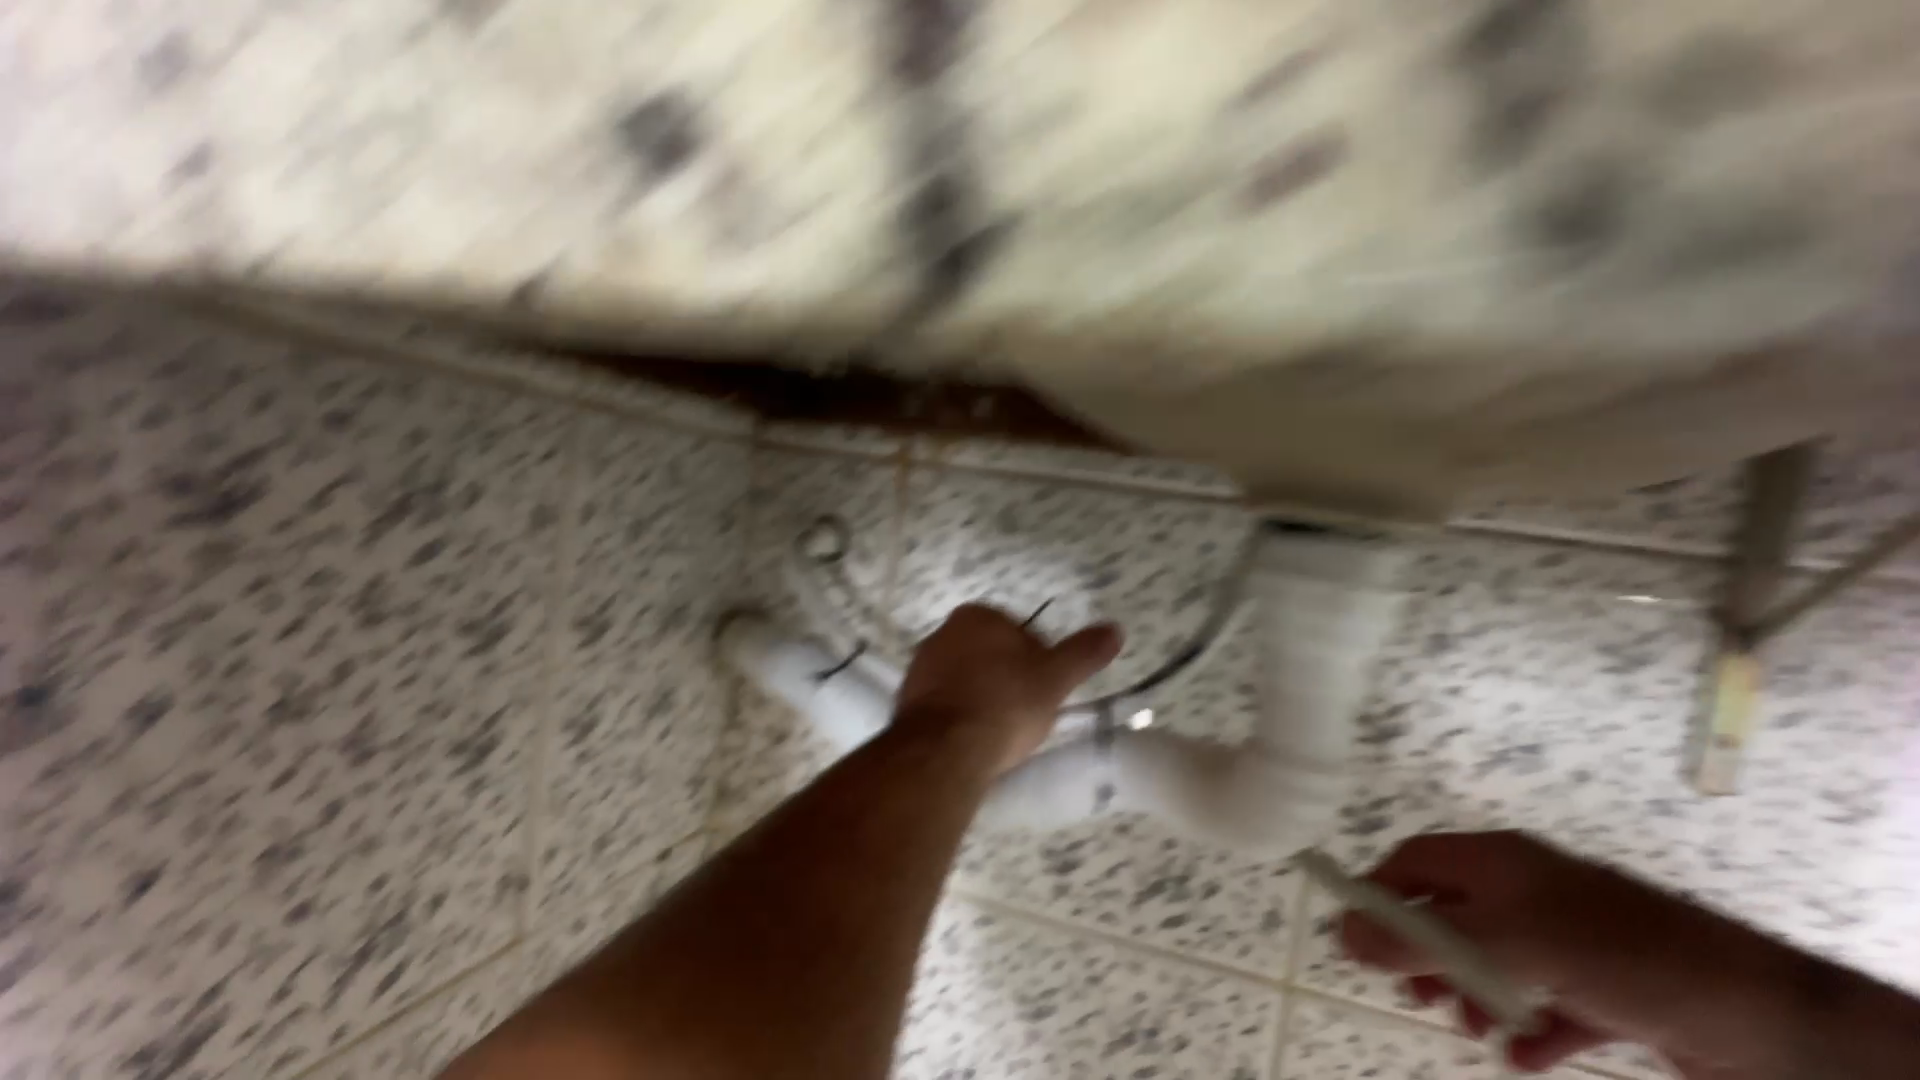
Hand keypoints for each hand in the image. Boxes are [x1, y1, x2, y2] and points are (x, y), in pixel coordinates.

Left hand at [893, 604, 1122, 775]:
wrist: (946, 748)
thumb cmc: (1006, 703)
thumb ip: (1084, 652)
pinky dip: (959, 717)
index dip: (1038, 664)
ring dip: (981, 698)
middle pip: (989, 655)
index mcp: (977, 616)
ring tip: (999, 733)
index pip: (1019, 633)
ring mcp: (919, 667)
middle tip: (1025, 714)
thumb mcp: (1056, 678)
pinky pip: (943, 704)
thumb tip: (1115, 629)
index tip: (1045, 693)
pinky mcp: (905, 701)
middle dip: (1006, 679)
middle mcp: (942, 632)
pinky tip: (972, 741)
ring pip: (964, 680)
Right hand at [1337, 831, 1756, 1074]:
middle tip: (1414, 994)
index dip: (1380, 893)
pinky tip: (1523, 1053)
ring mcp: (1568, 939)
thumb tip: (1342, 932)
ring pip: (1493, 960)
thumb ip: (1423, 939)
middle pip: (1449, 912)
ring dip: (1471, 994)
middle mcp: (1528, 892)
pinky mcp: (1603, 987)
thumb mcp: (1509, 943)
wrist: (1764, 1017)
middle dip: (1424, 955)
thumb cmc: (1617, 954)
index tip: (1359, 942)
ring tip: (1470, 1026)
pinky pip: (1544, 1003)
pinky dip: (1526, 1026)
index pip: (1414, 860)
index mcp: (1500, 863)